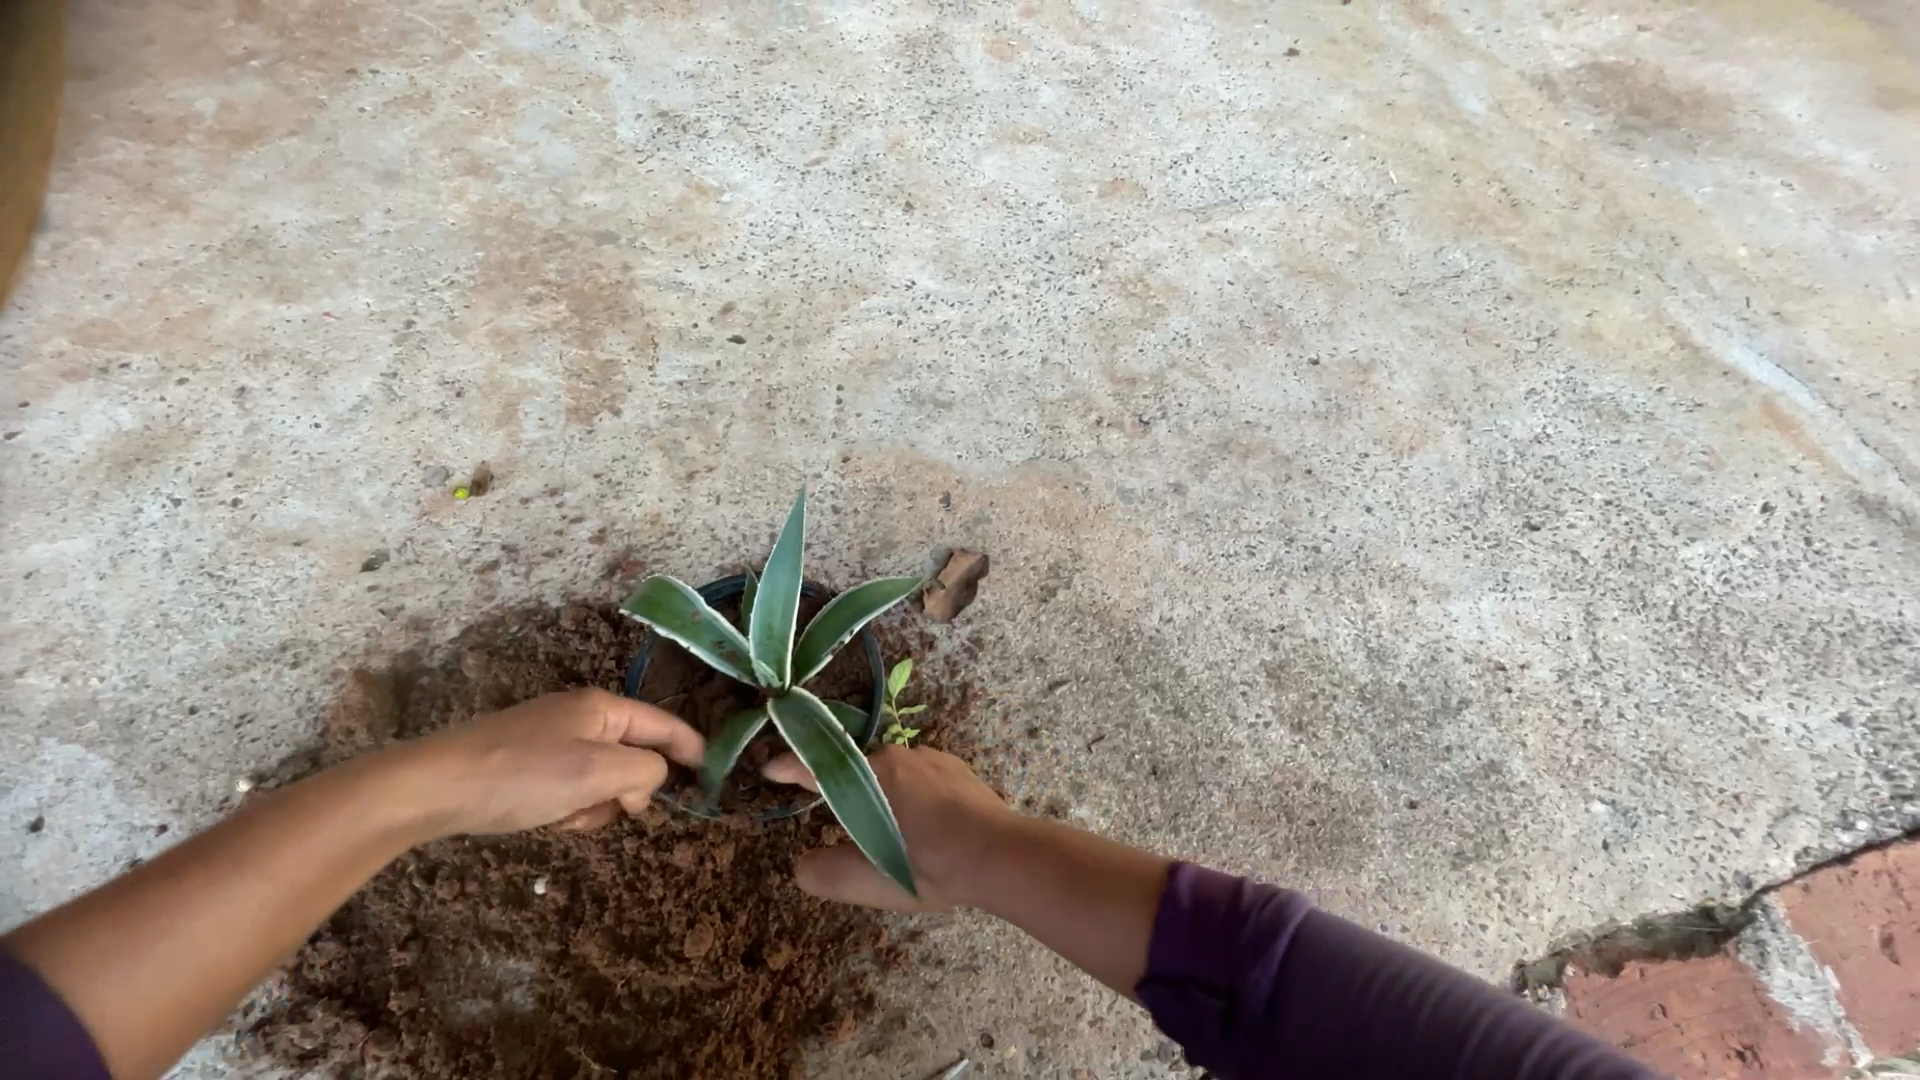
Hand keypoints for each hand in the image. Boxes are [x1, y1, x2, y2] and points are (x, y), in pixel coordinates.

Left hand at [390, 688, 704, 838]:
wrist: (429, 788)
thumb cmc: (522, 775)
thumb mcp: (597, 772)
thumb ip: (645, 772)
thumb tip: (651, 781)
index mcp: (603, 708)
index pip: (665, 725)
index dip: (692, 748)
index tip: (712, 774)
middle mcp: (582, 716)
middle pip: (633, 754)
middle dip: (629, 788)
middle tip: (616, 811)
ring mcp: (552, 738)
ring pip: (603, 775)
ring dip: (596, 802)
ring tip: (567, 818)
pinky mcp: (527, 762)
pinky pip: (571, 784)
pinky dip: (569, 805)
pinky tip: (546, 819)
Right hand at [764, 744, 1016, 910]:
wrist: (1002, 854)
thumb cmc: (933, 866)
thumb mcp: (873, 879)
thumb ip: (829, 873)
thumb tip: (802, 865)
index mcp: (875, 775)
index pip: (822, 767)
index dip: (792, 767)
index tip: (769, 767)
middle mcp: (900, 756)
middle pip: (857, 767)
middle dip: (841, 786)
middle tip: (835, 815)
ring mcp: (932, 758)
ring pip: (890, 771)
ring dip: (878, 791)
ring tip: (883, 825)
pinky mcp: (956, 768)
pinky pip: (918, 774)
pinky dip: (907, 792)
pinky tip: (919, 821)